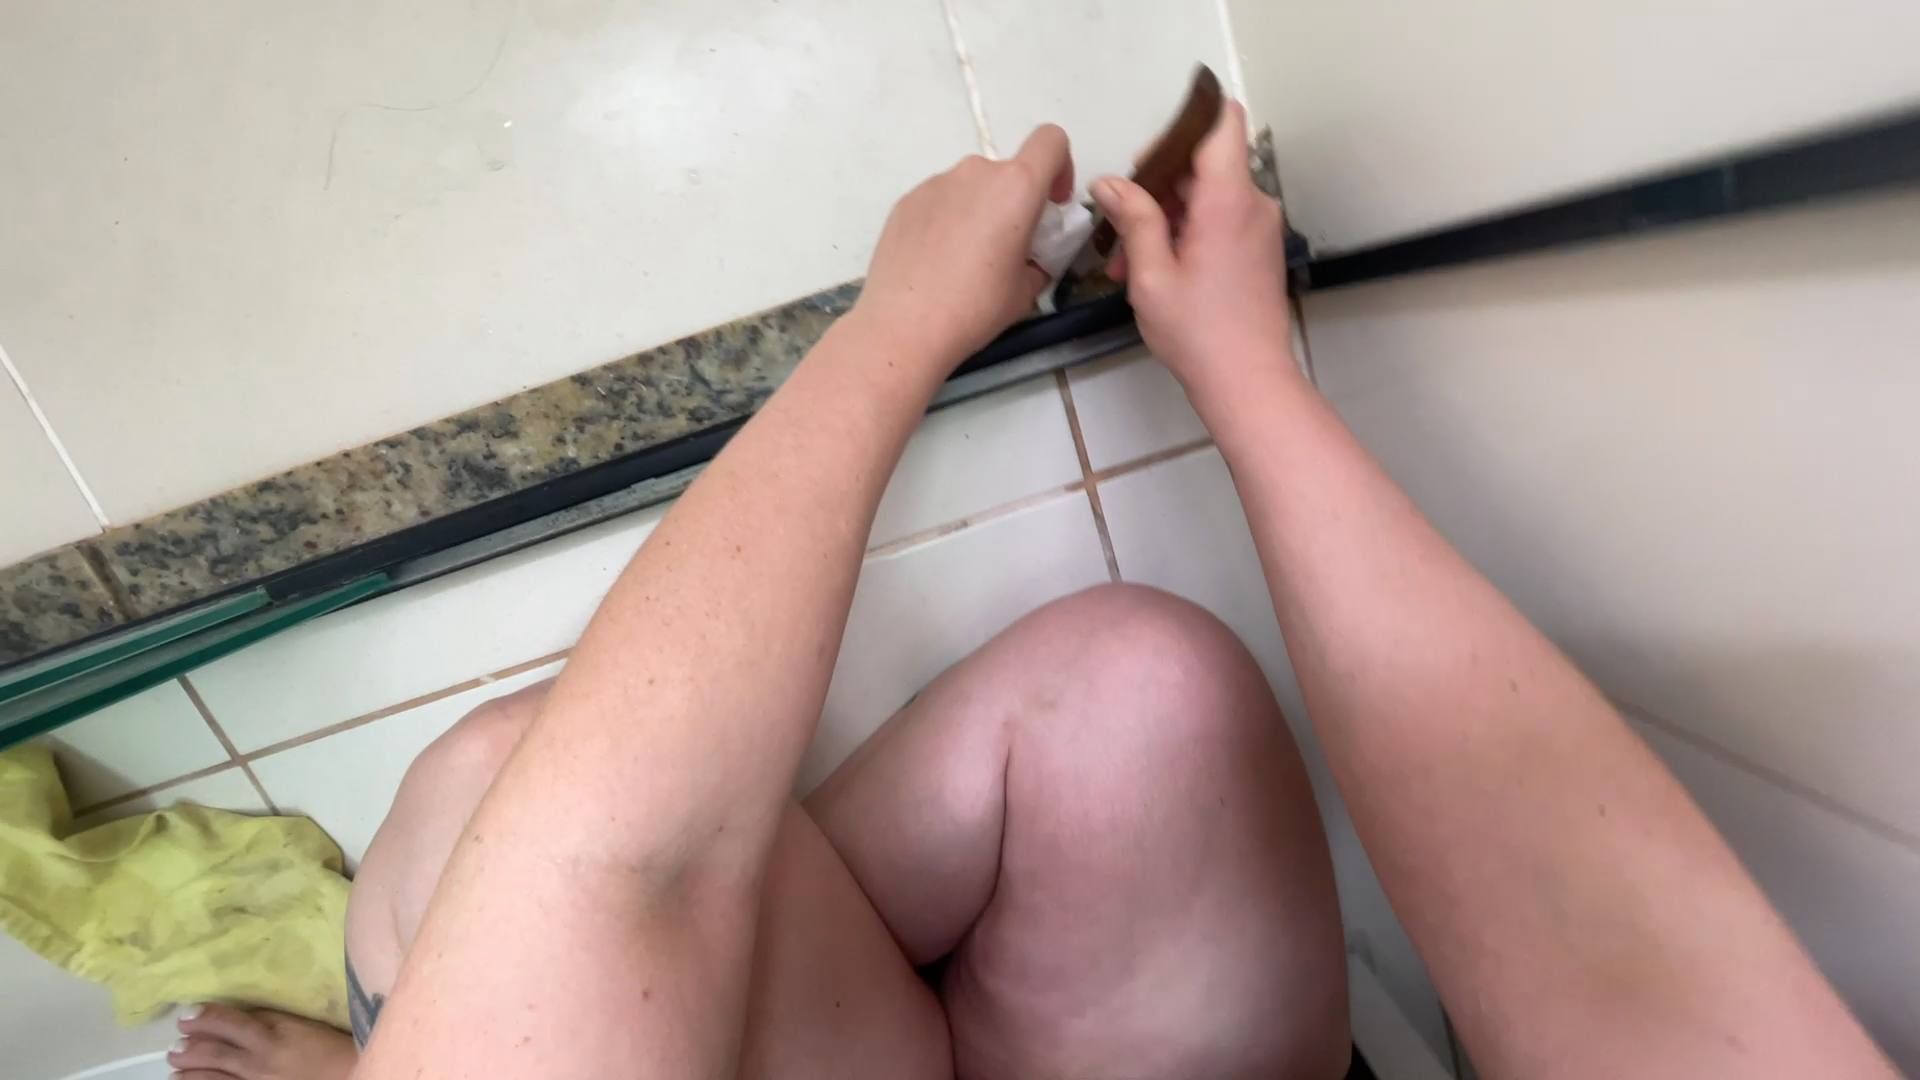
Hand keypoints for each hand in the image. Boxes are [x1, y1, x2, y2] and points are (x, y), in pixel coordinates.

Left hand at [854, 126, 1073, 368]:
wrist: (904, 326)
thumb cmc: (974, 310)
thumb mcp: (1024, 293)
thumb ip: (1039, 262)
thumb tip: (1031, 258)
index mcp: (1016, 188)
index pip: (1051, 141)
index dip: (1060, 168)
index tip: (1051, 205)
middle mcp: (975, 172)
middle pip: (1006, 173)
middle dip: (1013, 204)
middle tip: (1004, 251)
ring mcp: (935, 183)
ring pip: (970, 189)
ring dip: (977, 212)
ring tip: (963, 262)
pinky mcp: (906, 201)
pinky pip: (939, 203)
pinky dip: (946, 222)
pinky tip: (934, 263)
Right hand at [1091, 102, 1295, 403]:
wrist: (1246, 379)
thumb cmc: (1197, 333)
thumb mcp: (1151, 277)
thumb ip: (1133, 221)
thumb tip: (1109, 183)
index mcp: (1227, 200)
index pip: (1220, 121)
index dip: (1182, 127)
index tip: (1146, 163)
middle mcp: (1253, 203)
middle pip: (1205, 163)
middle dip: (1156, 190)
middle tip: (1120, 232)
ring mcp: (1260, 228)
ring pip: (1207, 199)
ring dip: (1165, 221)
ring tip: (1129, 267)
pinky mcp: (1258, 251)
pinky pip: (1219, 224)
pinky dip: (1186, 237)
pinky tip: (1157, 275)